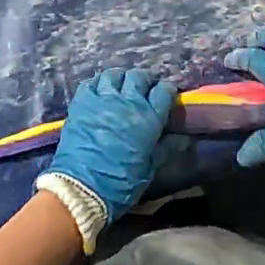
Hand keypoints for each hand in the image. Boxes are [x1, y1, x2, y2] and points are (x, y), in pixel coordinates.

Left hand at [46, 68, 178, 220]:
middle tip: (145, 88)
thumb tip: (184, 139)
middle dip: (145, 80)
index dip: (166, 90)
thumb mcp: (149, 169)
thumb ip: (166, 149)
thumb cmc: (120, 183)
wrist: (80, 190)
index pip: (164, 90)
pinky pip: (91, 83)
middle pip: (140, 77)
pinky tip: (100, 91)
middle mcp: (129, 102)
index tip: (166, 95)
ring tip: (121, 86)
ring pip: (115, 75)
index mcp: (149, 118)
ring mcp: (103, 100)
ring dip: (121, 78)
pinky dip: (97, 83)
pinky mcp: (81, 104)